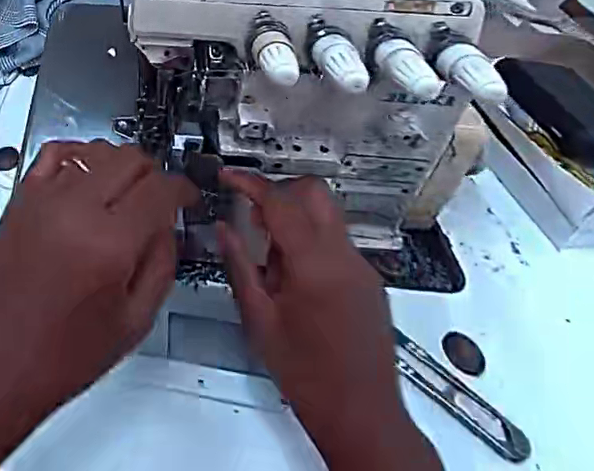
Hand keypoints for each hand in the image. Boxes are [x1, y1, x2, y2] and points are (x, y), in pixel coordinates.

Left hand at [0, 140, 198, 408]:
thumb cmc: (57, 351)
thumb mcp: (133, 321)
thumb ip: (161, 265)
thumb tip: (169, 227)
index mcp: (109, 243)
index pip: (160, 189)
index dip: (182, 189)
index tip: (186, 196)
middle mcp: (76, 210)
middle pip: (130, 159)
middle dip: (153, 174)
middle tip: (159, 196)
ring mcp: (45, 198)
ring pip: (96, 150)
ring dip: (119, 164)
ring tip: (126, 190)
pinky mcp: (23, 197)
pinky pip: (54, 153)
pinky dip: (78, 154)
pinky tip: (87, 170)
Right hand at [218, 170, 440, 470]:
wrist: (363, 418)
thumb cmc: (311, 378)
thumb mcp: (258, 319)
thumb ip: (238, 265)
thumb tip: (223, 230)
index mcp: (315, 265)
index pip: (280, 200)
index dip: (249, 182)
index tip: (230, 176)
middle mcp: (345, 260)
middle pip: (314, 191)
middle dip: (279, 189)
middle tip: (252, 209)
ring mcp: (362, 270)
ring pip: (326, 214)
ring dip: (294, 216)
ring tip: (269, 253)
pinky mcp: (369, 283)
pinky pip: (336, 241)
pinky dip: (310, 239)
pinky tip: (291, 274)